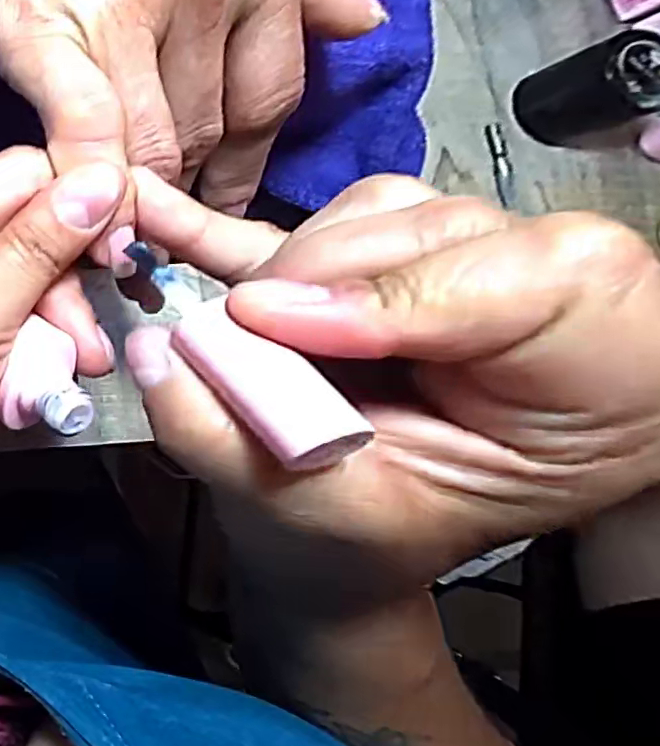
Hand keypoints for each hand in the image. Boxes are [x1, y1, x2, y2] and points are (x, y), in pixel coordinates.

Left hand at [0, 146, 122, 505]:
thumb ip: (35, 247)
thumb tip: (97, 177)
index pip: (19, 173)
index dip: (79, 197)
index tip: (120, 249)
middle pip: (32, 223)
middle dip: (72, 274)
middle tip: (92, 328)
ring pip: (34, 271)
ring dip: (65, 314)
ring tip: (82, 362)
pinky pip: (20, 307)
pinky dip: (46, 334)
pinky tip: (62, 368)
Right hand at [126, 169, 659, 615]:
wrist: (329, 533)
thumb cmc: (340, 535)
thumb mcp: (288, 508)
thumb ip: (216, 434)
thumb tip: (153, 349)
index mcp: (592, 396)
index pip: (546, 281)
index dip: (404, 289)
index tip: (272, 322)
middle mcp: (548, 318)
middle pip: (450, 229)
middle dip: (323, 272)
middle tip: (241, 326)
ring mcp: (459, 278)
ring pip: (384, 210)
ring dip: (288, 258)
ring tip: (239, 318)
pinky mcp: (373, 265)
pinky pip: (315, 219)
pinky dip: (231, 222)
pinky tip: (163, 215)